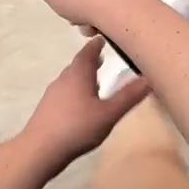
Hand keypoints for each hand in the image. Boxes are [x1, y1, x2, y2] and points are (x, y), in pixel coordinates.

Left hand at [19, 37, 149, 168]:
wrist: (40, 150)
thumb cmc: (77, 128)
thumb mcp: (108, 114)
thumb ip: (128, 97)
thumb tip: (148, 78)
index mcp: (78, 75)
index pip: (87, 52)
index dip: (96, 45)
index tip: (103, 38)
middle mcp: (63, 80)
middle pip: (77, 65)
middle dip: (89, 60)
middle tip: (101, 58)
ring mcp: (52, 94)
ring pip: (69, 79)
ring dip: (82, 76)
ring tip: (94, 81)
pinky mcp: (47, 109)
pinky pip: (64, 93)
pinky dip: (74, 91)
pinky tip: (80, 105)